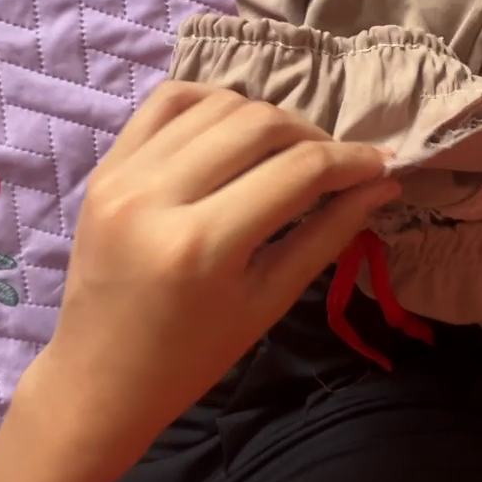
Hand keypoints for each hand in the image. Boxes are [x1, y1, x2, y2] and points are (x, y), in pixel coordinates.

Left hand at [16, 83, 397, 473]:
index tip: (381, 164)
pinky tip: (235, 130)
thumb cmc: (193, 356)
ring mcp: (123, 174)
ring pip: (218, 104)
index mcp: (202, 245)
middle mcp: (157, 195)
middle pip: (260, 124)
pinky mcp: (106, 166)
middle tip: (336, 164)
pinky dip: (213, 102)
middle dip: (315, 135)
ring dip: (268, 118)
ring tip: (288, 152)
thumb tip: (383, 184)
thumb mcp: (270, 301)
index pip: (298, 171)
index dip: (351, 160)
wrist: (98, 380)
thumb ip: (329, 234)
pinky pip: (169, 101)